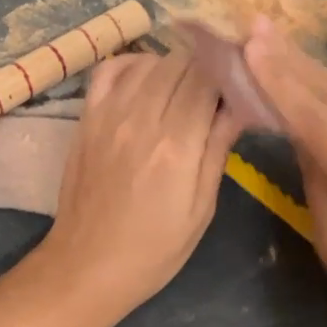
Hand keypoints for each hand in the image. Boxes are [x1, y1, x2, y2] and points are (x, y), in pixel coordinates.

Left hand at [33, 51, 242, 324]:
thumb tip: (240, 105)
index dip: (228, 72)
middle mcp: (141, 119)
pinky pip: (108, 70)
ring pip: (147, 62)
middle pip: (179, 63)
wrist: (87, 264)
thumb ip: (217, 150)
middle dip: (204, 67)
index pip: (207, 79)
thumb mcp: (201, 208)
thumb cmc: (154, 248)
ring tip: (184, 86)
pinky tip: (146, 78)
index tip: (239, 81)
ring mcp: (108, 114)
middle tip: (215, 88)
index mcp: (176, 145)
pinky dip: (132, 64)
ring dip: (171, 65)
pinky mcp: (86, 118)